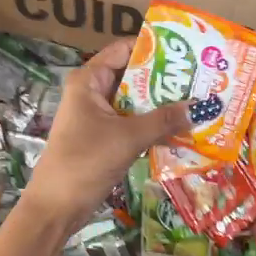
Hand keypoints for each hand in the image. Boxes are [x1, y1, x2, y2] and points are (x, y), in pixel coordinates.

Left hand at [21, 39, 191, 227]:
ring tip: (196, 99)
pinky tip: (181, 128)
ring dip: (161, 103)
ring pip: (134, 101)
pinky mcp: (104, 136)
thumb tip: (199, 107)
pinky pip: (133, 121)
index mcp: (89, 80)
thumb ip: (163, 120)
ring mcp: (98, 115)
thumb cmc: (85, 161)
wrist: (56, 208)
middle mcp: (92, 91)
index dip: (153, 47)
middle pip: (132, 75)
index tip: (184, 49)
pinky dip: (153, 123)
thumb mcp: (128, 138)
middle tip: (199, 76)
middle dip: (163, 78)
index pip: (123, 49)